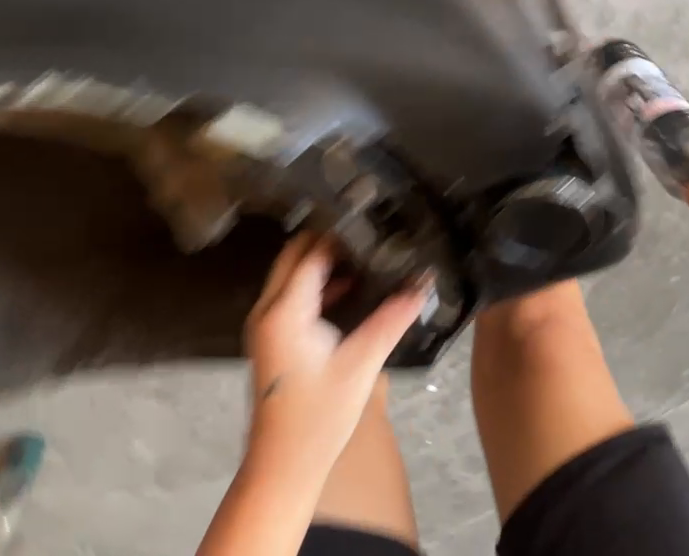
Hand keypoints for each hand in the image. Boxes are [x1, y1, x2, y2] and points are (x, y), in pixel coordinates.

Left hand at [242, 234, 430, 470]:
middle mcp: (266, 308)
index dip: (340, 235)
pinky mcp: (272, 336)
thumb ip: (391, 319)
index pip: (311, 252)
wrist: (284, 465)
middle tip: (370, 234)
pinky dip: (316, 285)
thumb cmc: (320, 417)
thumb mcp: (361, 364)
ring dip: (323, 263)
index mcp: (284, 310)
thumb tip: (423, 285)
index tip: (373, 223)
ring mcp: (265, 322)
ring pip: (291, 273)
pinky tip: (350, 288)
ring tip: (366, 254)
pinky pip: (291, 294)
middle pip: (296, 255)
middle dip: (329, 241)